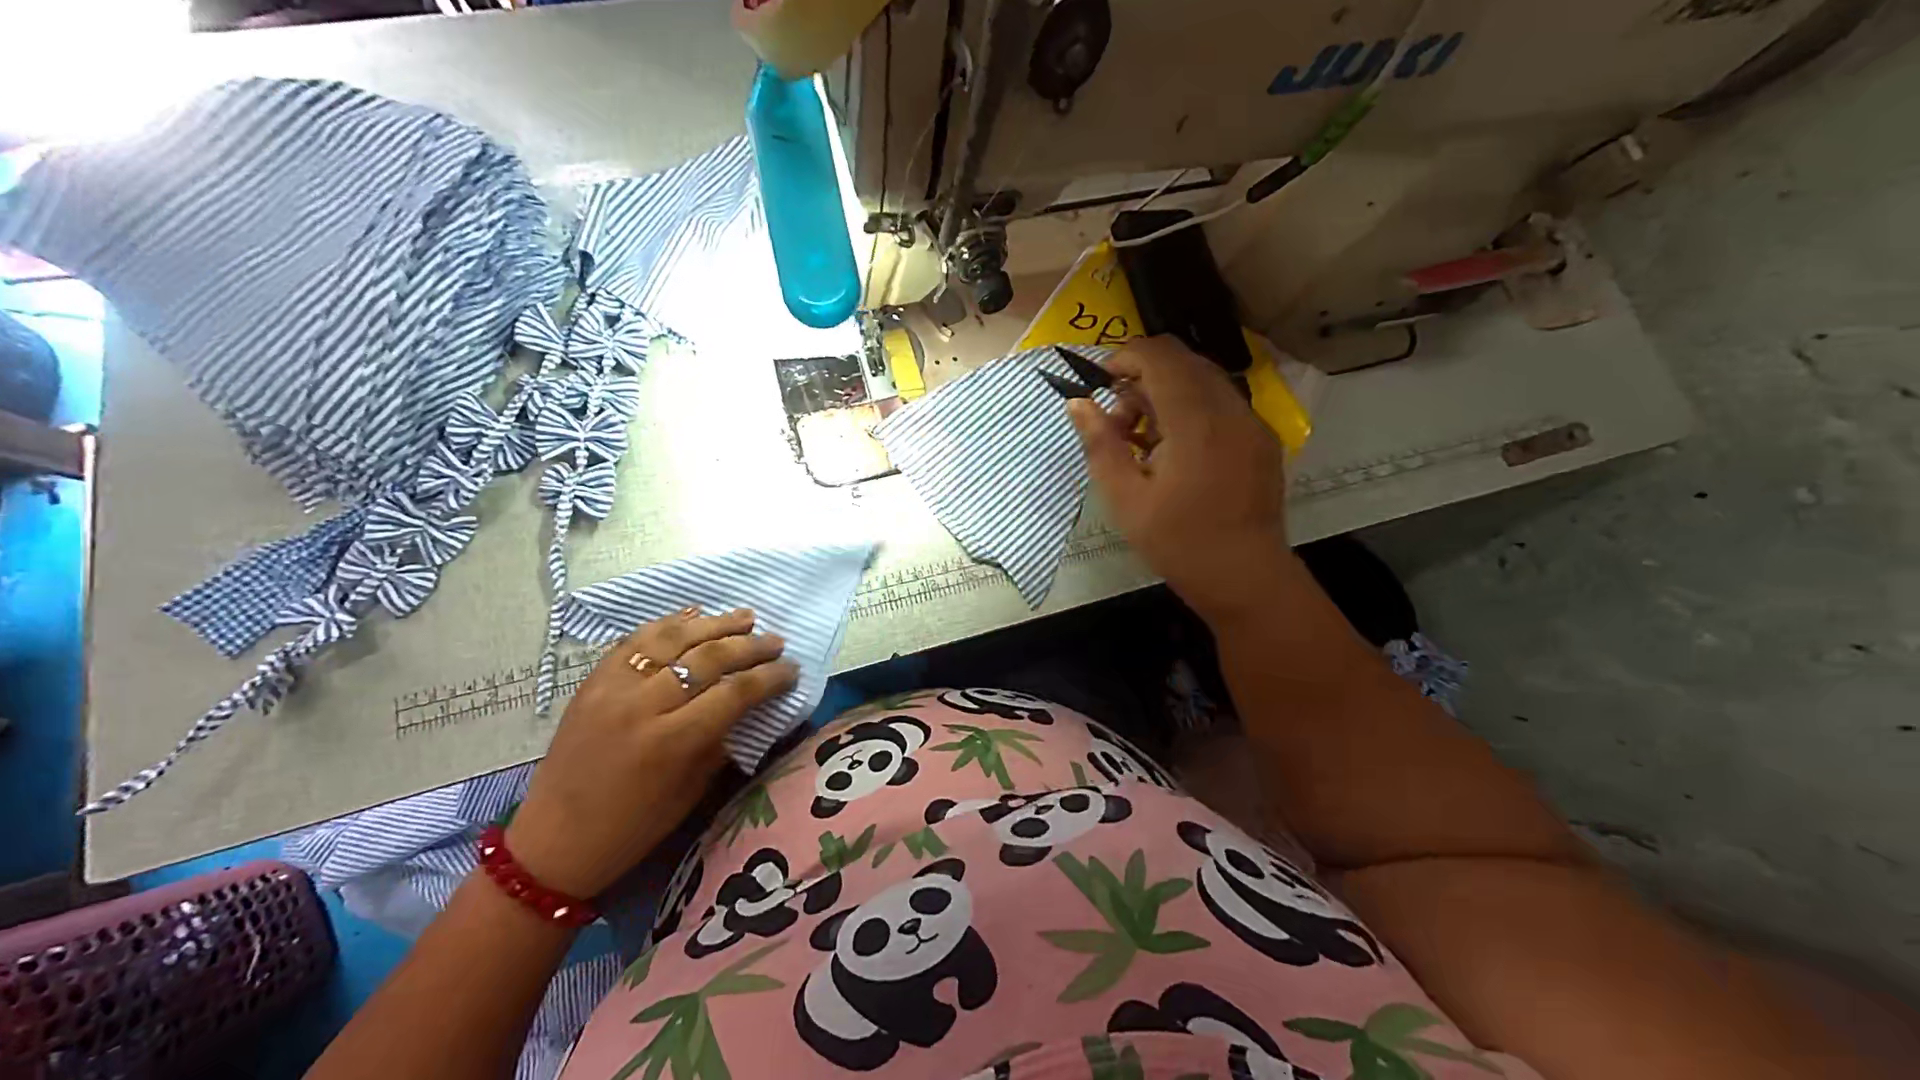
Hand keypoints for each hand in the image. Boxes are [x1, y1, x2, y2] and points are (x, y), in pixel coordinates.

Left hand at [504, 608, 798, 898]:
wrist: (554, 841)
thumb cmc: (633, 827)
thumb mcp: (691, 790)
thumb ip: (722, 739)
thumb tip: (752, 704)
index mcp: (672, 741)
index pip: (735, 693)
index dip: (770, 678)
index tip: (792, 670)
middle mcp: (643, 704)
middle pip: (709, 658)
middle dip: (750, 647)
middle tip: (776, 642)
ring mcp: (613, 687)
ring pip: (673, 638)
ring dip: (715, 623)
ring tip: (745, 618)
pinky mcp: (593, 681)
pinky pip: (635, 640)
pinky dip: (668, 623)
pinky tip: (694, 613)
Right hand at [1067, 336, 1290, 622]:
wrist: (1245, 577)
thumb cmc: (1178, 542)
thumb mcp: (1125, 498)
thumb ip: (1100, 444)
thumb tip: (1077, 403)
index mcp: (1195, 421)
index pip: (1160, 356)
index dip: (1124, 358)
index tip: (1101, 389)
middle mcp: (1230, 409)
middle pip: (1182, 360)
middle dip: (1142, 378)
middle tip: (1119, 424)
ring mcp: (1252, 422)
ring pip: (1203, 379)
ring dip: (1167, 392)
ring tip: (1145, 441)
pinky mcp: (1262, 438)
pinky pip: (1222, 402)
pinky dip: (1192, 409)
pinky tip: (1177, 451)